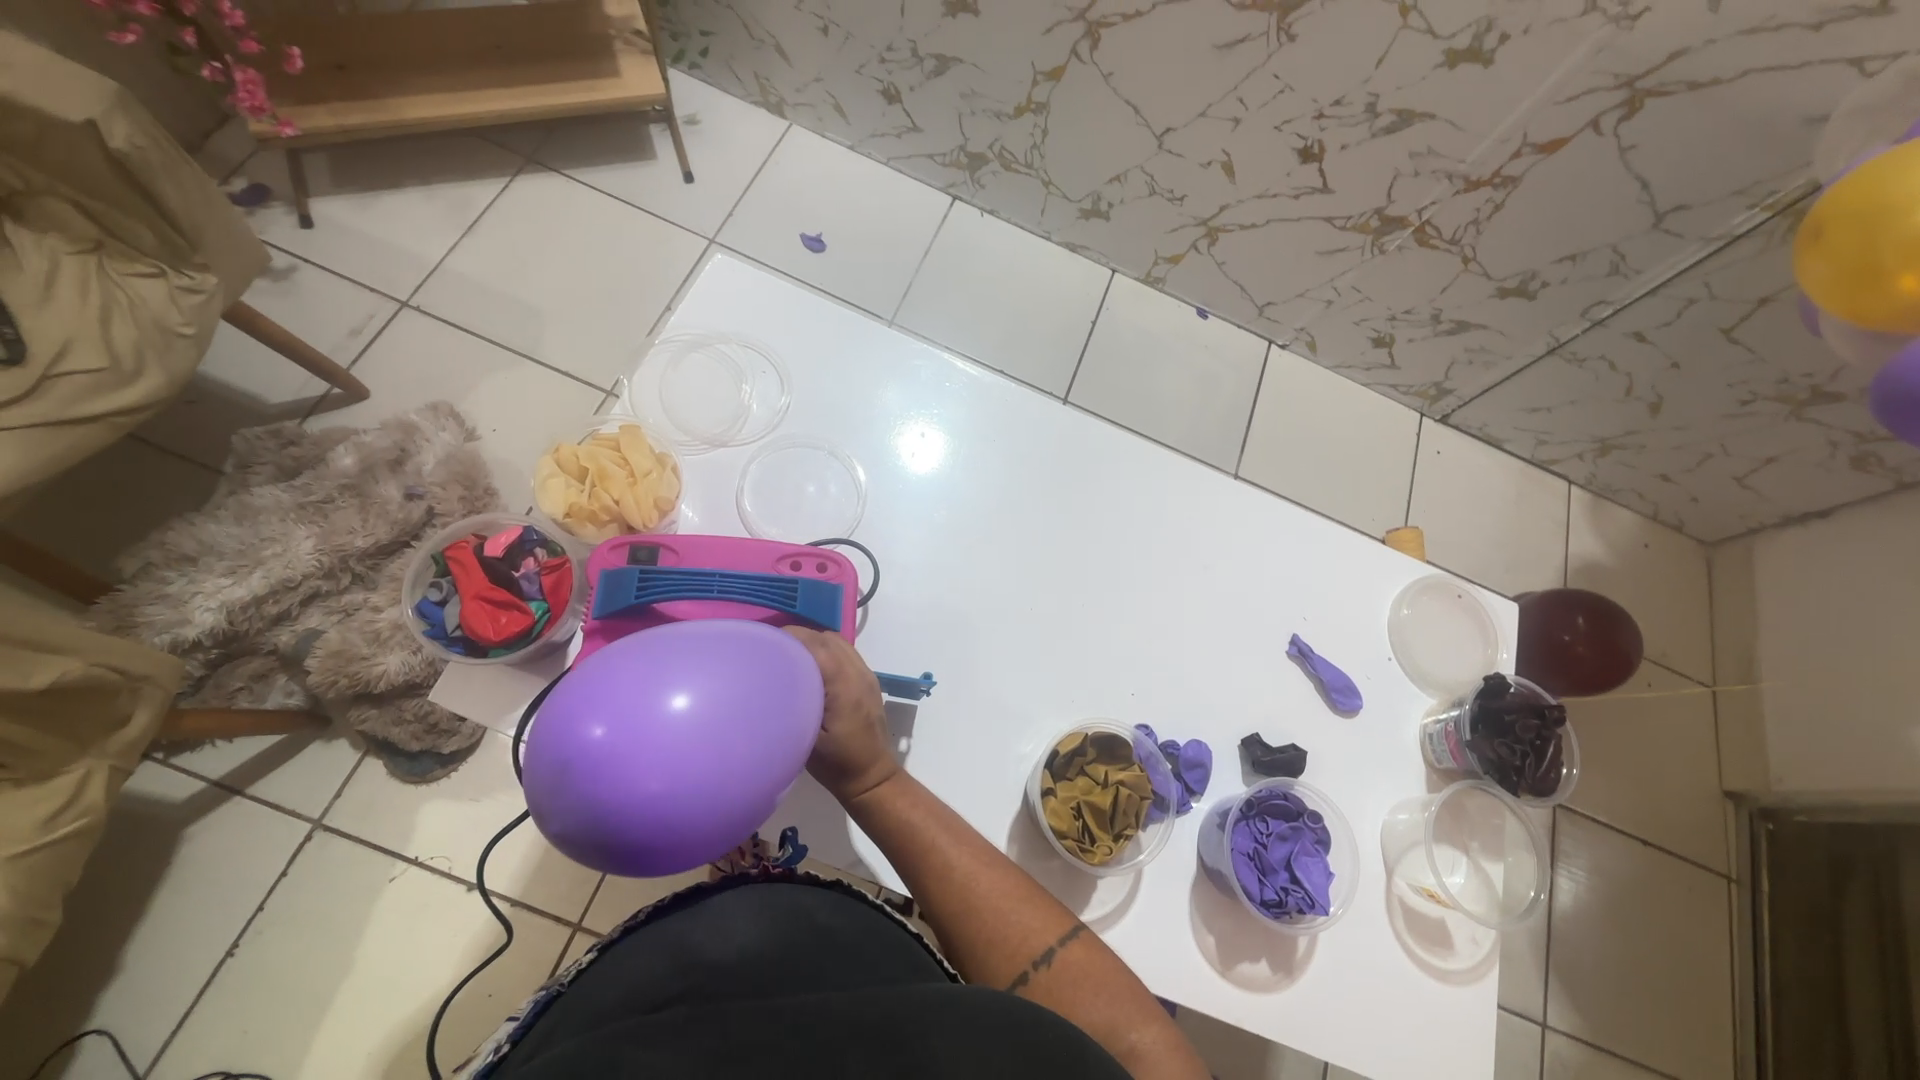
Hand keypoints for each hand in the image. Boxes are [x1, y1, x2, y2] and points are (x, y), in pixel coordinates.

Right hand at [782, 626, 900, 804]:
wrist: (872, 776)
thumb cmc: (836, 763)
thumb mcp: (805, 740)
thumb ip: (791, 707)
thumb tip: (767, 687)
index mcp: (843, 685)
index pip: (817, 645)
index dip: (790, 637)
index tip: (766, 642)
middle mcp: (858, 673)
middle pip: (827, 639)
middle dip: (799, 637)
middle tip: (772, 648)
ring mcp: (866, 675)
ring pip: (838, 643)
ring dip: (814, 642)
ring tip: (788, 654)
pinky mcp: (868, 680)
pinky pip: (846, 653)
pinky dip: (826, 651)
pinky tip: (809, 666)